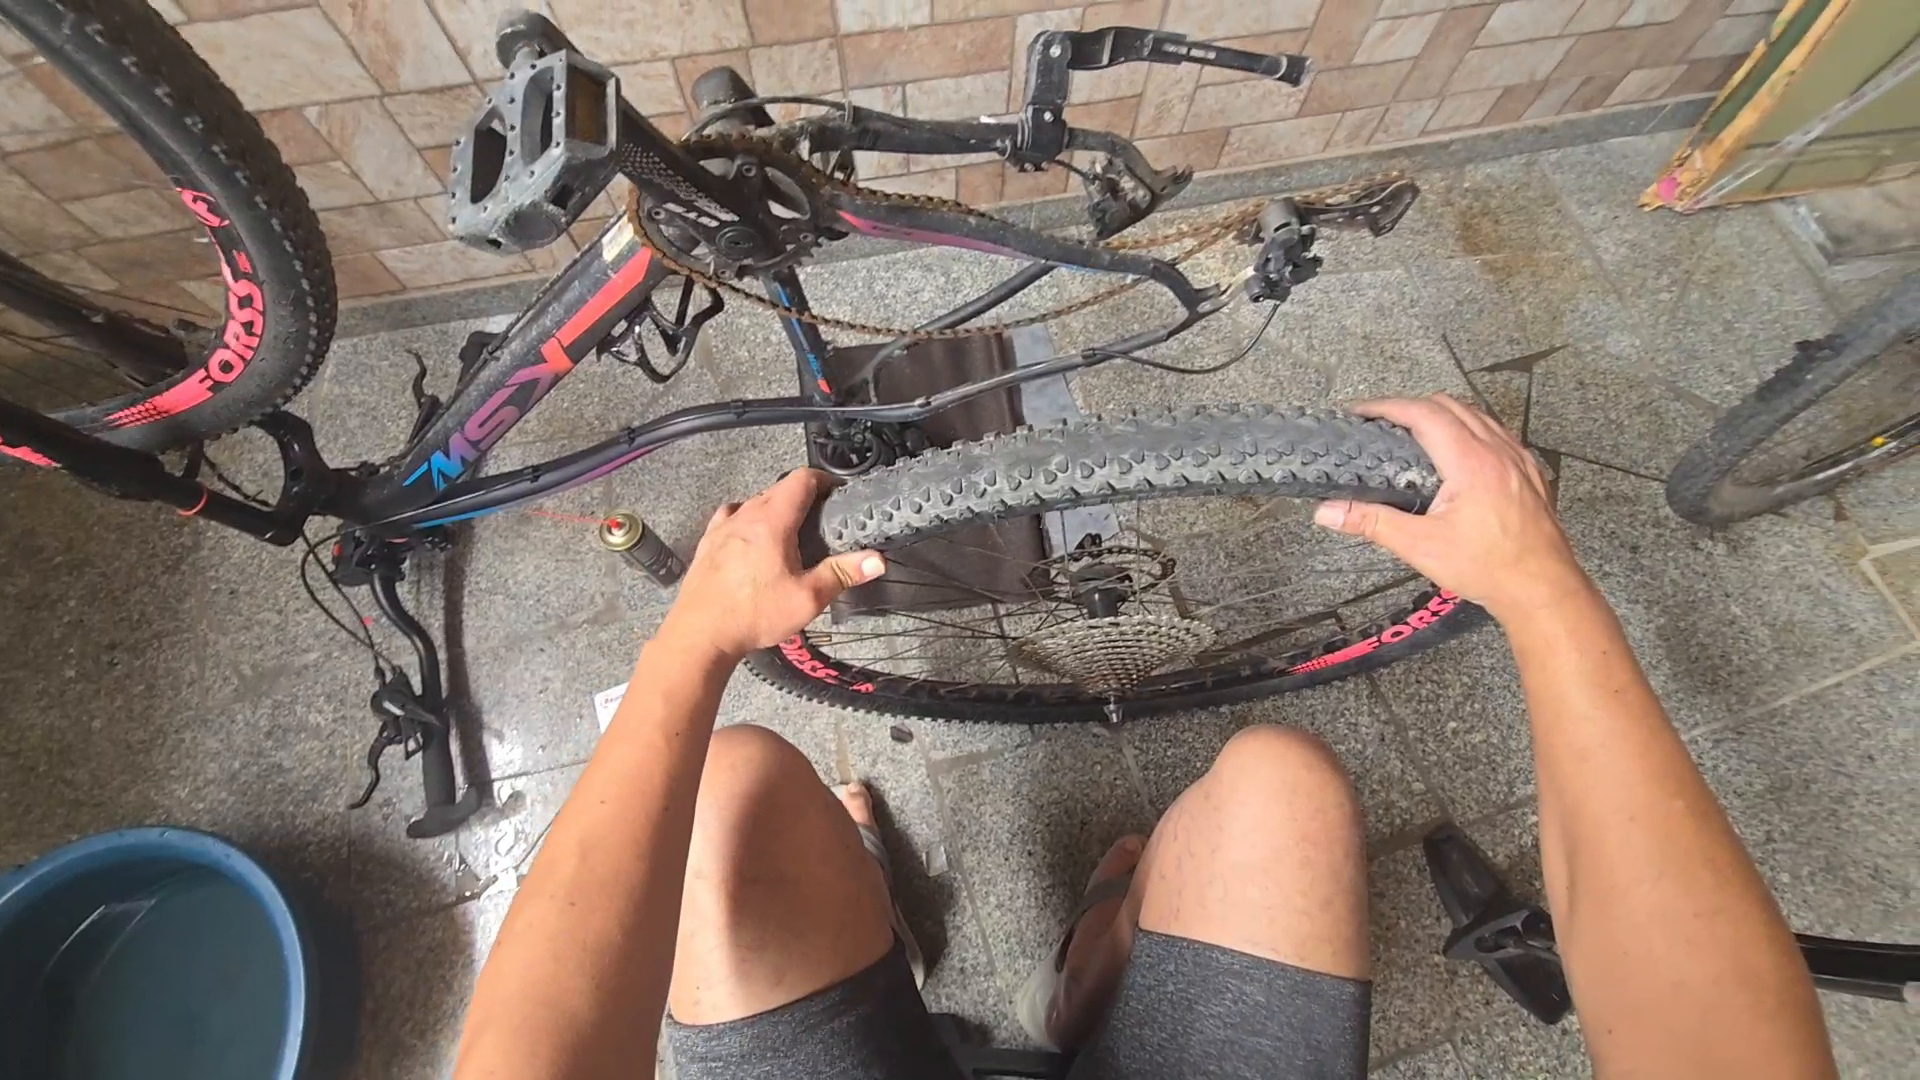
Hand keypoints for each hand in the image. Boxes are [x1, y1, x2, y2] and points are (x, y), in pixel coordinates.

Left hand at [660, 469, 885, 658]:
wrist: (700, 635)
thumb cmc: (754, 614)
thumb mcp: (807, 598)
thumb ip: (842, 574)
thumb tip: (877, 560)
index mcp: (772, 521)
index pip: (801, 479)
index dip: (824, 479)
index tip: (838, 493)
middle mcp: (745, 515)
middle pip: (778, 488)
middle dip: (803, 496)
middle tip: (822, 518)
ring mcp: (722, 528)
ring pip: (754, 502)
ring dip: (775, 507)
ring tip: (790, 530)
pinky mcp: (707, 544)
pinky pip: (732, 518)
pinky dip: (748, 520)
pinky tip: (752, 539)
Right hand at [1313, 394, 1590, 624]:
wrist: (1542, 589)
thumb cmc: (1486, 567)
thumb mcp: (1418, 545)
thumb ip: (1370, 522)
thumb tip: (1327, 513)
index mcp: (1471, 463)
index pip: (1425, 414)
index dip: (1387, 406)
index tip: (1360, 412)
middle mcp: (1498, 452)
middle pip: (1450, 406)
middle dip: (1410, 406)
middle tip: (1379, 423)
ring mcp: (1518, 460)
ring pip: (1476, 415)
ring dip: (1440, 414)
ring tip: (1410, 432)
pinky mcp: (1528, 473)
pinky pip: (1496, 433)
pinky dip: (1467, 428)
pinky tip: (1453, 451)